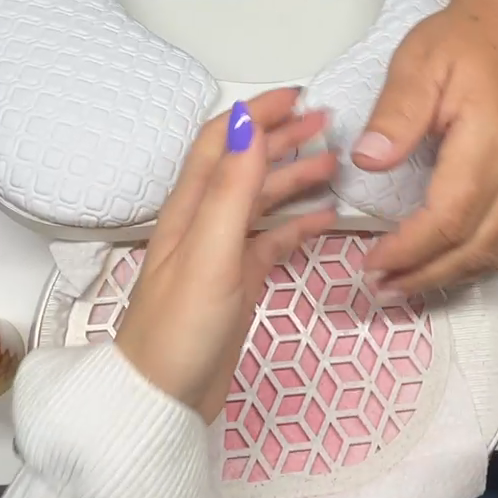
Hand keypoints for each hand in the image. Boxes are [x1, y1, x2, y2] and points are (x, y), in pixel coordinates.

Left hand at [117, 89, 338, 419]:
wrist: (163, 400)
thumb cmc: (179, 329)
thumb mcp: (208, 253)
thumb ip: (229, 189)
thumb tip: (247, 123)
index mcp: (191, 207)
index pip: (223, 141)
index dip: (257, 114)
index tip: (298, 97)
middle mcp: (205, 222)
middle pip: (247, 166)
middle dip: (284, 139)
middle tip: (326, 125)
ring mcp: (223, 252)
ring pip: (263, 202)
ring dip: (295, 178)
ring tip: (334, 165)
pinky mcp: (238, 281)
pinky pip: (273, 241)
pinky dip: (298, 225)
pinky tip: (325, 220)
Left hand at [353, 7, 497, 293]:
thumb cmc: (462, 44)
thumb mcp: (417, 65)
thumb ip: (394, 115)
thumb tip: (368, 161)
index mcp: (490, 142)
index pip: (449, 217)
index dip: (410, 249)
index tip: (374, 262)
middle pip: (476, 246)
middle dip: (426, 275)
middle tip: (383, 288)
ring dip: (453, 277)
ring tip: (410, 286)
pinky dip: (485, 263)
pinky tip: (455, 267)